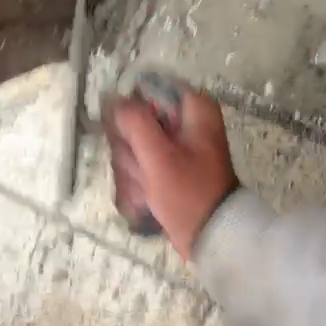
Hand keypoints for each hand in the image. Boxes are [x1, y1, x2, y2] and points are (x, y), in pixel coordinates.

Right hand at [106, 85, 237, 259]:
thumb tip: (115, 100)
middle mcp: (184, 121)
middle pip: (135, 120)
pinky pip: (137, 166)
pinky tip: (147, 198)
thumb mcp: (160, 156)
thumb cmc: (189, 192)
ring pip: (131, 145)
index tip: (129, 137)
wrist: (210, 236)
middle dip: (131, 150)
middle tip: (144, 169)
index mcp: (194, 108)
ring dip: (133, 170)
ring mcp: (173, 146)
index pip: (147, 90)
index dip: (132, 114)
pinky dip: (137, 183)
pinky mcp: (166, 167)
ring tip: (148, 188)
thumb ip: (135, 122)